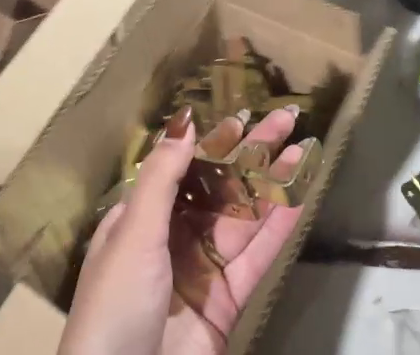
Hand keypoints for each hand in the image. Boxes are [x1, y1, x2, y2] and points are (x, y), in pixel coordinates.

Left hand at [60, 107, 307, 354]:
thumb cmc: (115, 304)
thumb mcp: (132, 234)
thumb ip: (162, 178)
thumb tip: (184, 121)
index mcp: (141, 219)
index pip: (184, 169)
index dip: (215, 142)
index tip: (244, 115)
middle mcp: (173, 238)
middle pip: (220, 189)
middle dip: (252, 154)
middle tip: (286, 119)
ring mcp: (202, 270)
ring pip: (244, 217)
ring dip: (273, 183)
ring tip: (303, 148)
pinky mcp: (227, 301)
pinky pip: (256, 256)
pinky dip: (278, 227)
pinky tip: (299, 196)